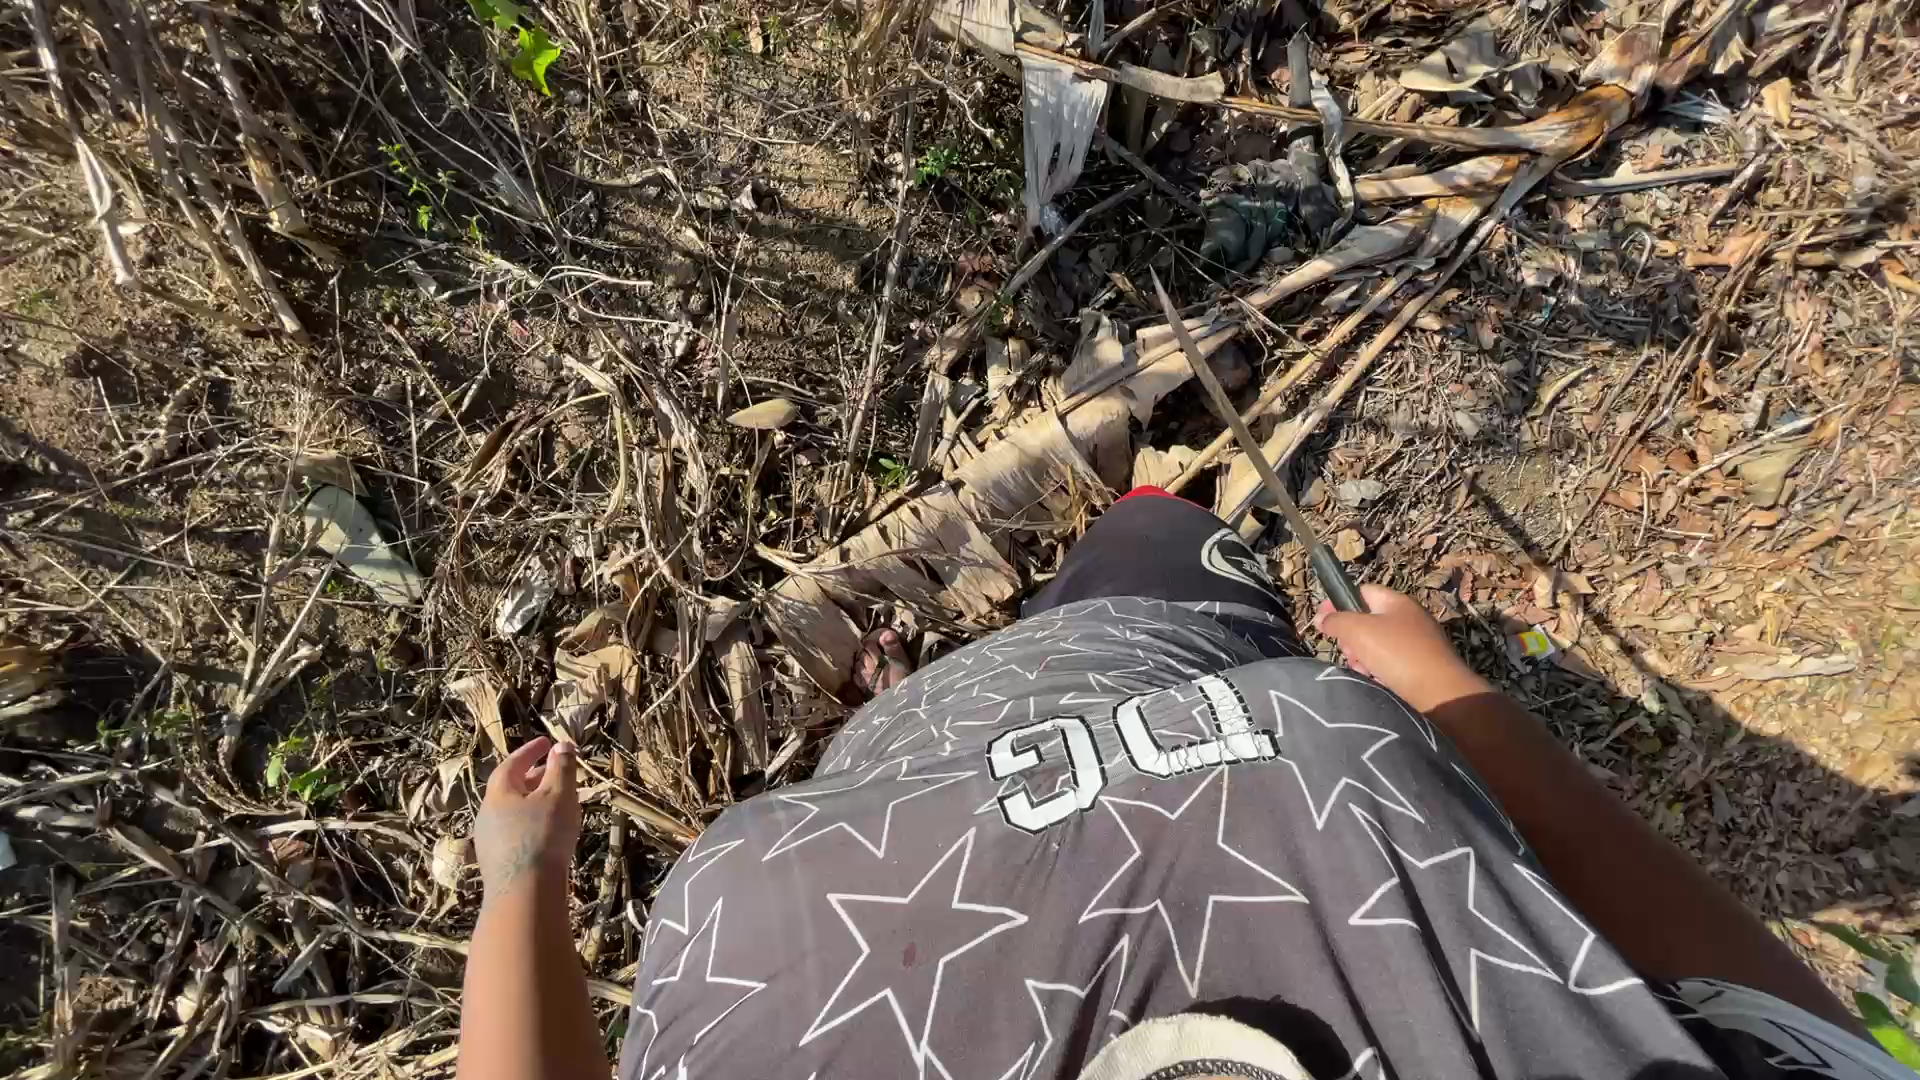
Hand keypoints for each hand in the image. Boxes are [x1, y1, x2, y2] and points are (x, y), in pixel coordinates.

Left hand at [475, 736, 579, 896]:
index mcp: (499, 794)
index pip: (512, 764)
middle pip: (511, 787)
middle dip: (535, 775)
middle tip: (556, 769)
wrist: (524, 891)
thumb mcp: (559, 794)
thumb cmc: (543, 834)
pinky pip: (515, 829)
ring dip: (534, 799)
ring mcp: (489, 839)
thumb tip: (561, 745)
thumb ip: (562, 767)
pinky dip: (532, 819)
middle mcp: (488, 814)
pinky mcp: (496, 860)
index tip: (546, 742)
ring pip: (513, 810)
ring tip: (558, 799)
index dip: (530, 751)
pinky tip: (549, 829)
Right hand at [1314, 585, 1491, 712]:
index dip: (1339, 602)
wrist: (1440, 692)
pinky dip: (1376, 668)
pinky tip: (1374, 678)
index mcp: (1397, 602)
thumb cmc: (1396, 652)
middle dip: (1349, 635)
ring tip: (1360, 667)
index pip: (1361, 591)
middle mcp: (1409, 618)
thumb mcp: (1357, 630)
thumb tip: (1322, 618)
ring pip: (1375, 642)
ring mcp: (1416, 642)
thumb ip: (1335, 620)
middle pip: (1366, 619)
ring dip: (1360, 654)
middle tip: (1346, 649)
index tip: (1323, 619)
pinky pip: (1389, 660)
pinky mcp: (1419, 664)